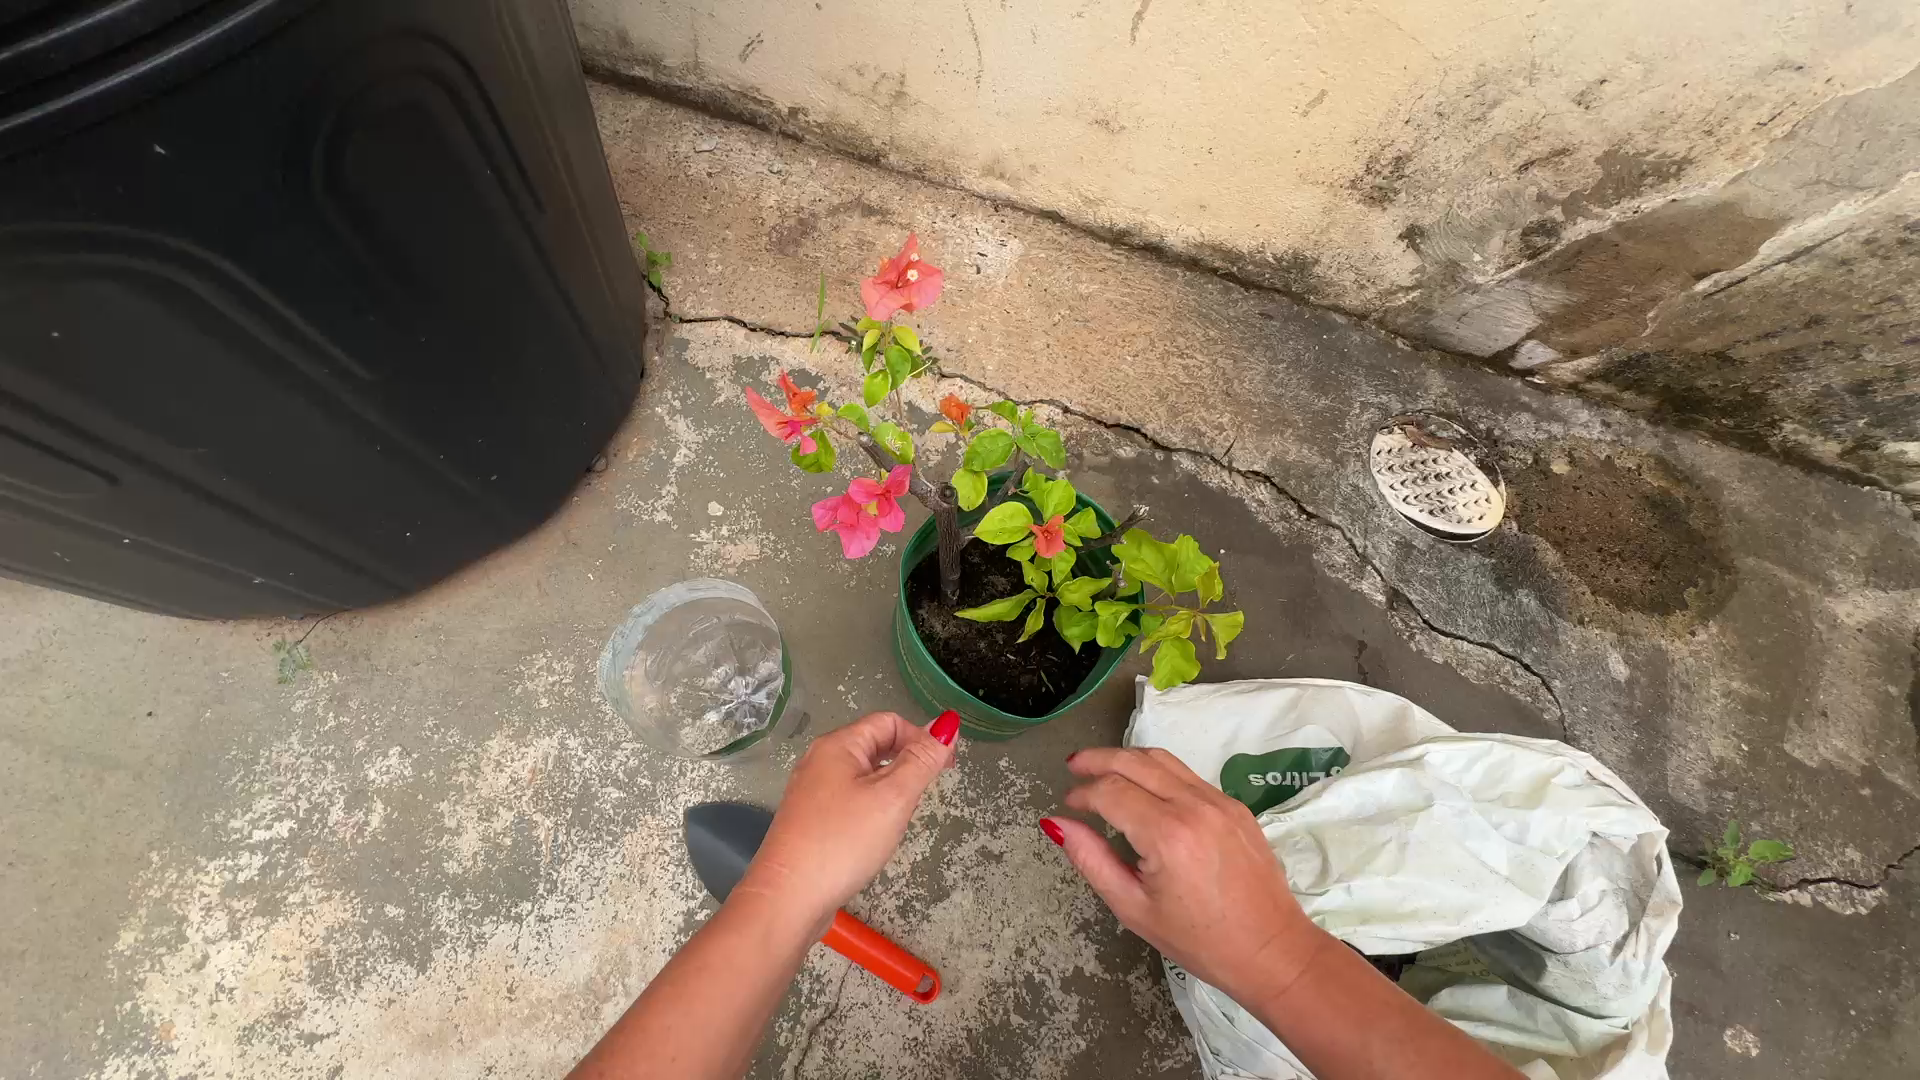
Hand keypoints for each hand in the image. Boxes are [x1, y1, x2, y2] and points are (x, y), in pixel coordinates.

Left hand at [737, 710, 959, 931]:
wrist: (787, 900)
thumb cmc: (843, 842)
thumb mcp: (893, 798)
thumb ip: (922, 759)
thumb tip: (947, 724)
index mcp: (838, 745)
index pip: (889, 722)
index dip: (921, 738)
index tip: (945, 768)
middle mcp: (821, 760)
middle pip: (875, 744)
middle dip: (907, 763)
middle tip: (924, 795)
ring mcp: (811, 790)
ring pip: (863, 774)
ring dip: (890, 787)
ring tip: (900, 817)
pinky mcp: (809, 819)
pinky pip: (849, 798)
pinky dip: (870, 807)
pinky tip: (875, 834)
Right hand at [1045, 747, 1328, 1005]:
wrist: (1274, 951)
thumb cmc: (1199, 941)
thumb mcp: (1133, 908)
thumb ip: (1091, 859)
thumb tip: (1055, 823)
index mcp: (1167, 834)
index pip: (1110, 791)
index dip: (1082, 793)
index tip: (1068, 804)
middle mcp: (1193, 805)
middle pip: (1132, 761)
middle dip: (1096, 759)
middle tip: (1073, 767)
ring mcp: (1218, 799)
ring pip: (1160, 758)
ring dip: (1125, 757)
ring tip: (1101, 767)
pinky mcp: (1233, 802)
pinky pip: (1184, 773)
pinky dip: (1155, 770)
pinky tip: (1142, 787)